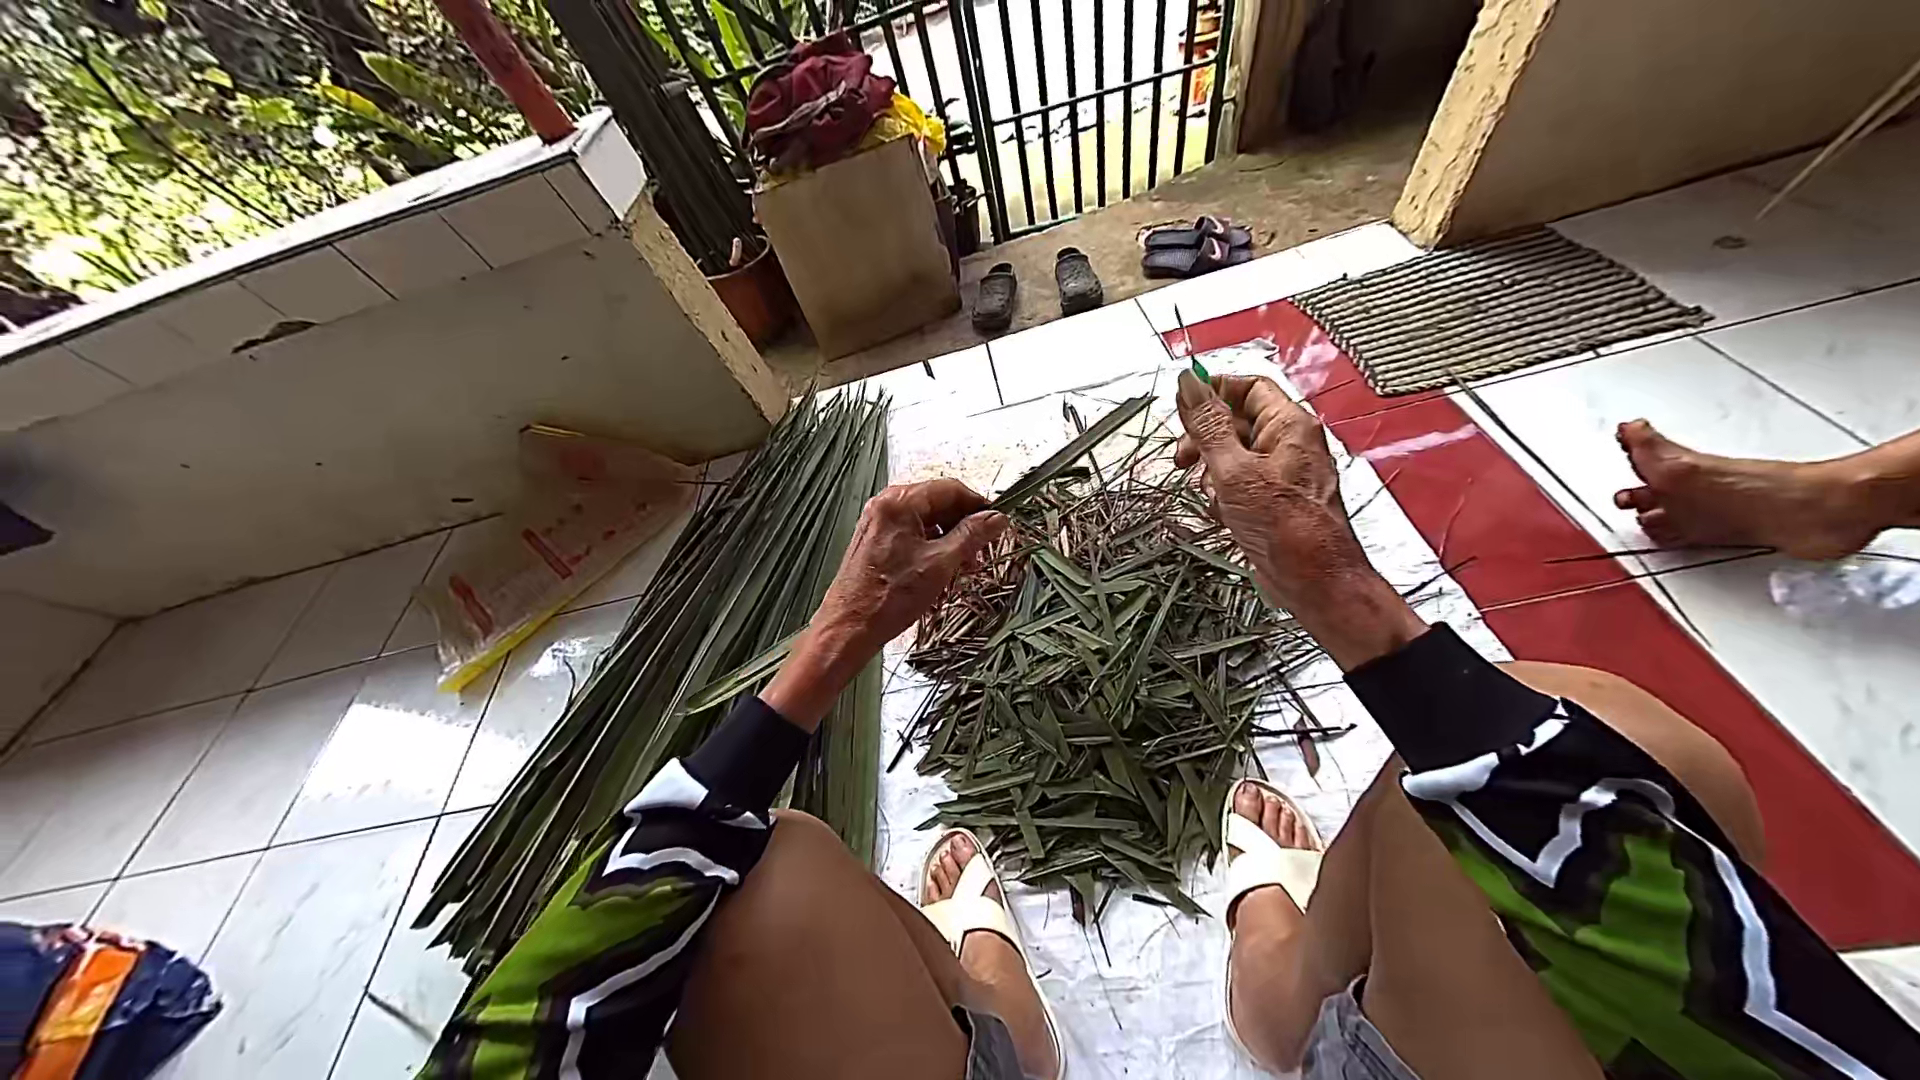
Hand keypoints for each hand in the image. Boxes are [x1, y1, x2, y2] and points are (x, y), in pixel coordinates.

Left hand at [763, 479, 1007, 728]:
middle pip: (938, 502)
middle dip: (964, 525)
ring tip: (964, 564)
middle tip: (982, 548)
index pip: (950, 488)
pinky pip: (912, 533)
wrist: (850, 626)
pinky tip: (943, 568)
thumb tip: (995, 519)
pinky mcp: (876, 541)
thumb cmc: (886, 598)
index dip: (977, 505)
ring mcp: (878, 522)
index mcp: (899, 502)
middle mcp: (885, 506)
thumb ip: (972, 536)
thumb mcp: (941, 563)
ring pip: (926, 520)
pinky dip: (932, 546)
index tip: (995, 523)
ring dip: (950, 538)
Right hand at [1174, 370, 1424, 668]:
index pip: (1248, 387)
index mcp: (1290, 426)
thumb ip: (1208, 425)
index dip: (1213, 391)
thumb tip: (1190, 386)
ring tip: (1207, 488)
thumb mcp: (1234, 470)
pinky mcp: (1274, 500)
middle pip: (1236, 421)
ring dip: (1211, 470)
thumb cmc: (1290, 529)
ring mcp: (1282, 473)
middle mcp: (1290, 445)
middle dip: (1204, 438)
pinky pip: (1239, 482)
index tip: (1184, 403)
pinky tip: (1221, 509)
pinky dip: (1223, 492)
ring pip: (1234, 455)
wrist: (1313, 580)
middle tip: (1185, 454)